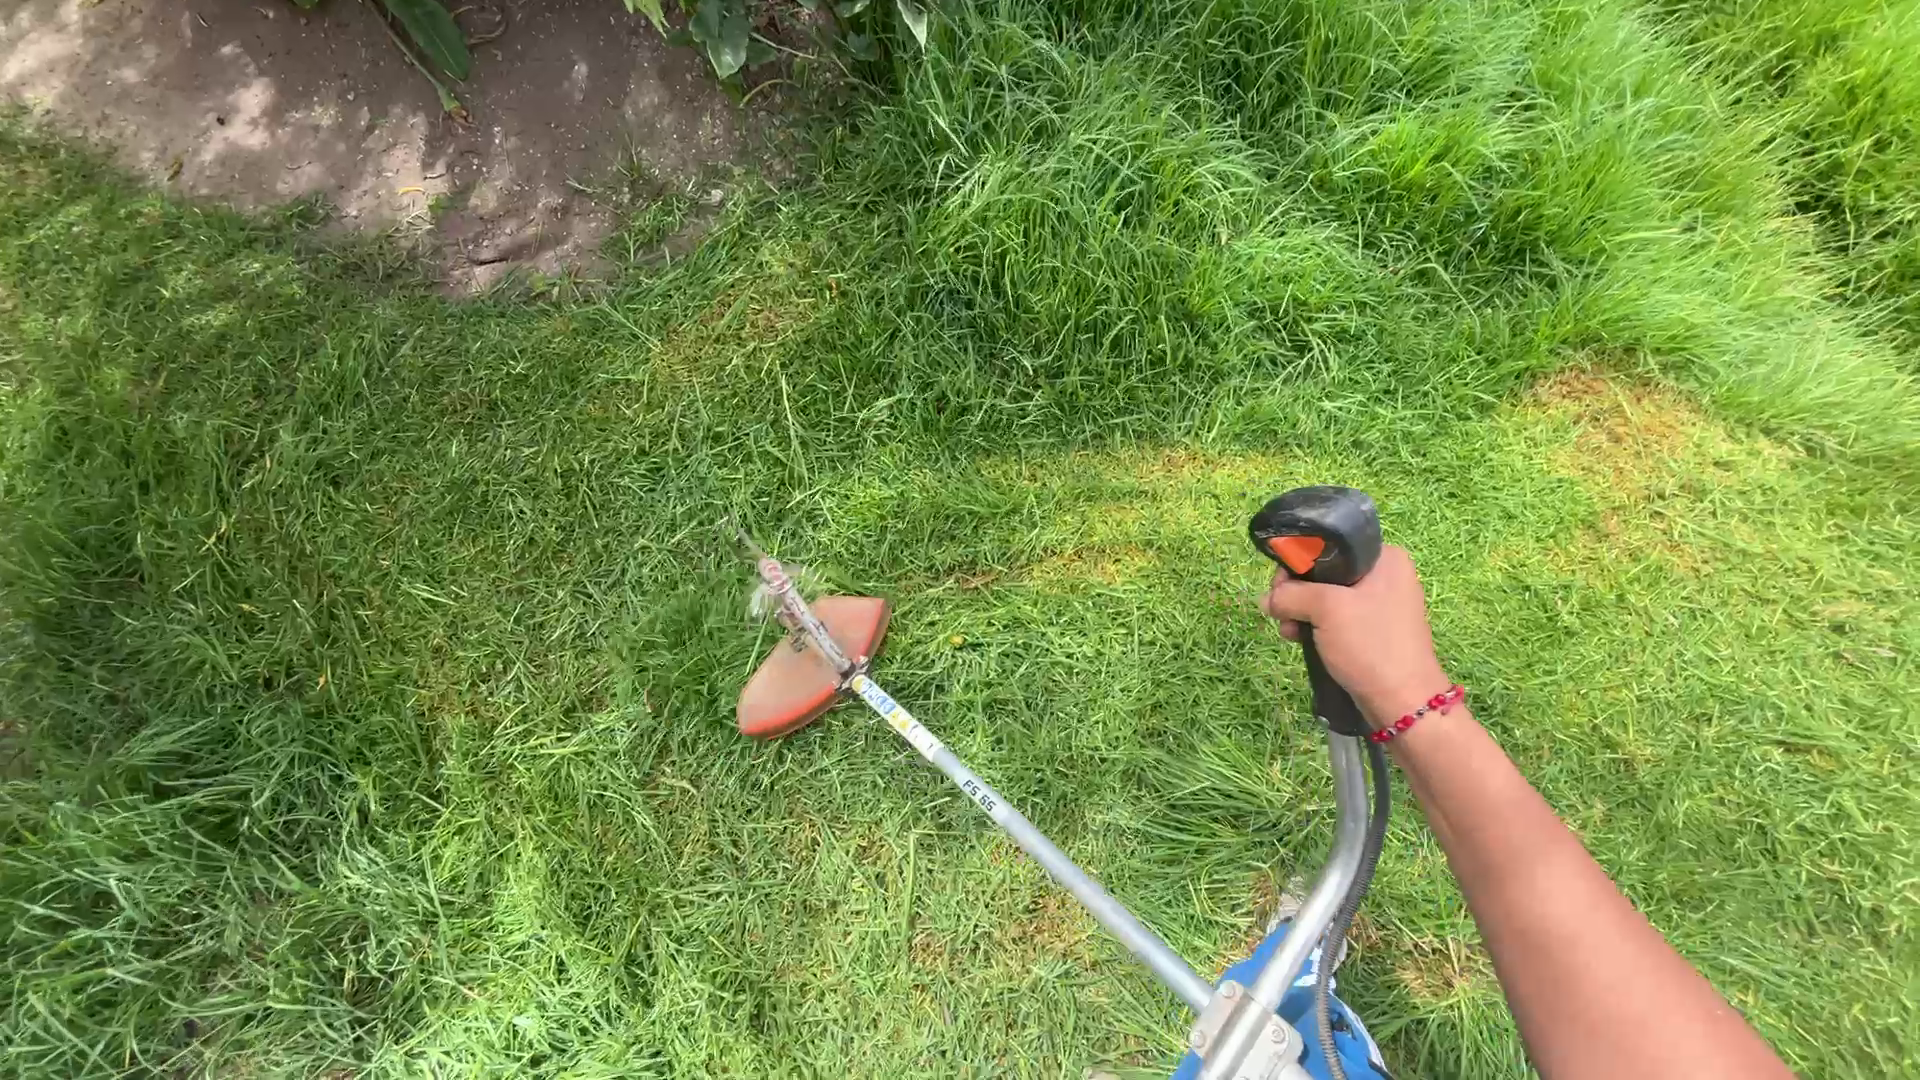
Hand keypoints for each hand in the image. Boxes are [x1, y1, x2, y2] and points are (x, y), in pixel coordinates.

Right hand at [1258, 544, 1450, 729]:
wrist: (1401, 701)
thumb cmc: (1369, 644)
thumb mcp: (1325, 608)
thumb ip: (1289, 594)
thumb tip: (1268, 600)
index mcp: (1384, 558)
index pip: (1329, 545)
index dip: (1298, 562)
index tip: (1282, 585)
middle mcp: (1384, 576)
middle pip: (1321, 572)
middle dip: (1295, 592)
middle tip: (1282, 611)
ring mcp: (1377, 604)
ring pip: (1322, 597)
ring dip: (1299, 613)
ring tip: (1288, 631)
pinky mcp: (1369, 630)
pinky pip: (1331, 618)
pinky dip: (1311, 626)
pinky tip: (1297, 639)